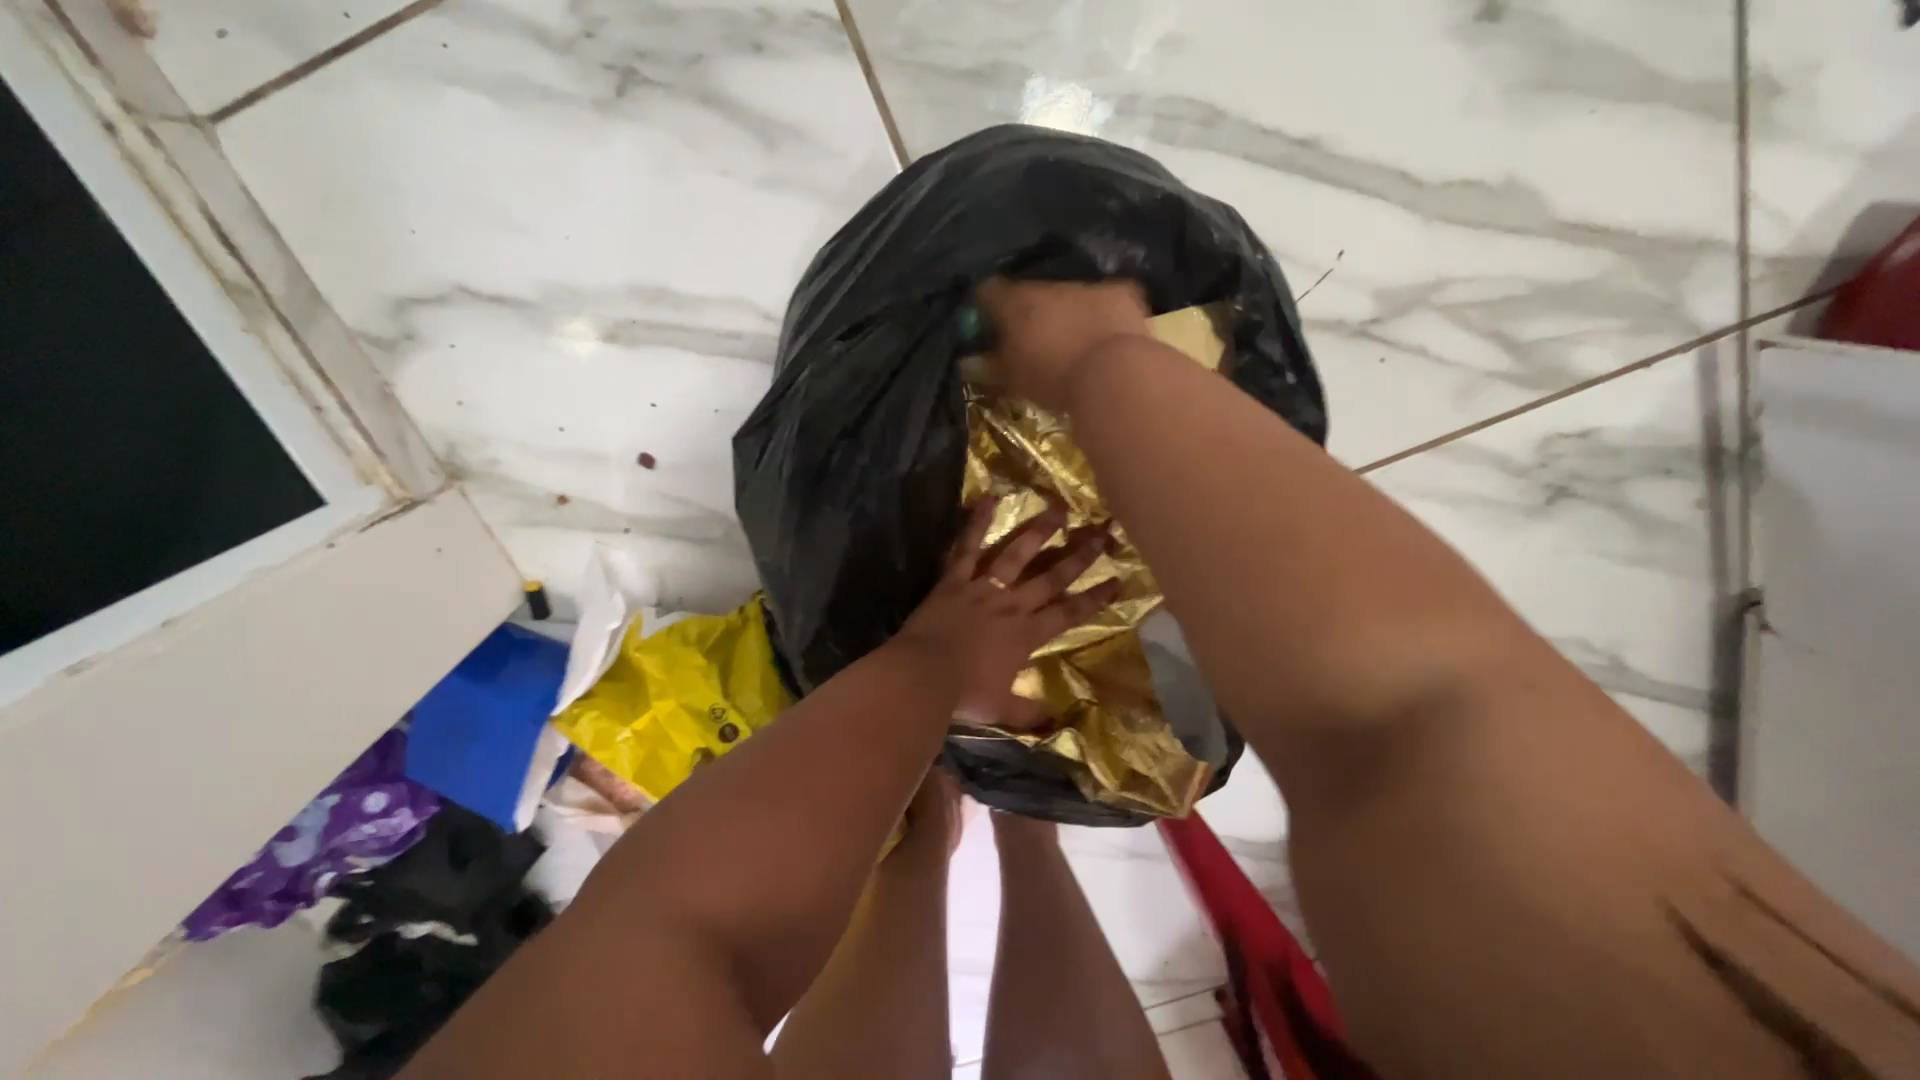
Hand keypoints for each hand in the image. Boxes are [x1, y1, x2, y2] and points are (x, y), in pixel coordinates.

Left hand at [895, 499, 1120, 727]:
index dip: (1096, 598)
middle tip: (1103, 532)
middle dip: (1079, 556)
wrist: (923, 676)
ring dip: (1038, 532)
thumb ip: (1029, 712)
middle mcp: (1011, 606)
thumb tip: (1057, 722)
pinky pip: (966, 548)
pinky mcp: (953, 581)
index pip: (1069, 615)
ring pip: (1015, 555)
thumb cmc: (963, 695)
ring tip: (1059, 509)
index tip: (1120, 580)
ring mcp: (982, 589)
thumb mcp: (1001, 710)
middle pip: (1051, 578)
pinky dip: (977, 523)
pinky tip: (989, 499)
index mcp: (1026, 636)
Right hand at [975, 277, 1150, 412]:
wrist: (1112, 375)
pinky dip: (1104, 311)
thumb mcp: (1014, 381)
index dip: (985, 306)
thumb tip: (982, 358)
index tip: (988, 323)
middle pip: (1032, 293)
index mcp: (1015, 304)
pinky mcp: (1120, 292)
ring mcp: (1086, 286)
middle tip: (1035, 339)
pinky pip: (1107, 298)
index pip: (988, 291)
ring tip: (1075, 340)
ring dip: (1068, 312)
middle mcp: (1048, 287)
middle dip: (1031, 312)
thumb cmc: (1054, 381)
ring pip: (1070, 295)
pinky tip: (1108, 332)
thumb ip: (996, 363)